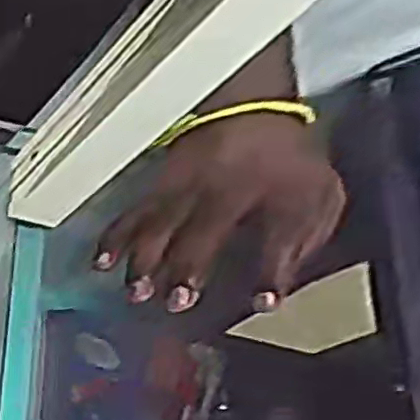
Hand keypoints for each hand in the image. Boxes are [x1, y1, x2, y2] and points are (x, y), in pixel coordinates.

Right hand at [96, 113, 346, 313]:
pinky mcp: (155, 193)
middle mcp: (230, 192)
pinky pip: (129, 218)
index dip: (273, 272)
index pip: (283, 235)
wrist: (247, 115)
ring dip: (145, 264)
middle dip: (189, 270)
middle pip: (205, 235)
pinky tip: (101, 265)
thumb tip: (273, 291)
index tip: (263, 304)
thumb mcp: (317, 196)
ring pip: (159, 231)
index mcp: (282, 192)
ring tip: (136, 292)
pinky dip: (112, 243)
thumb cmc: (282, 168)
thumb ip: (302, 241)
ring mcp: (186, 192)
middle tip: (177, 303)